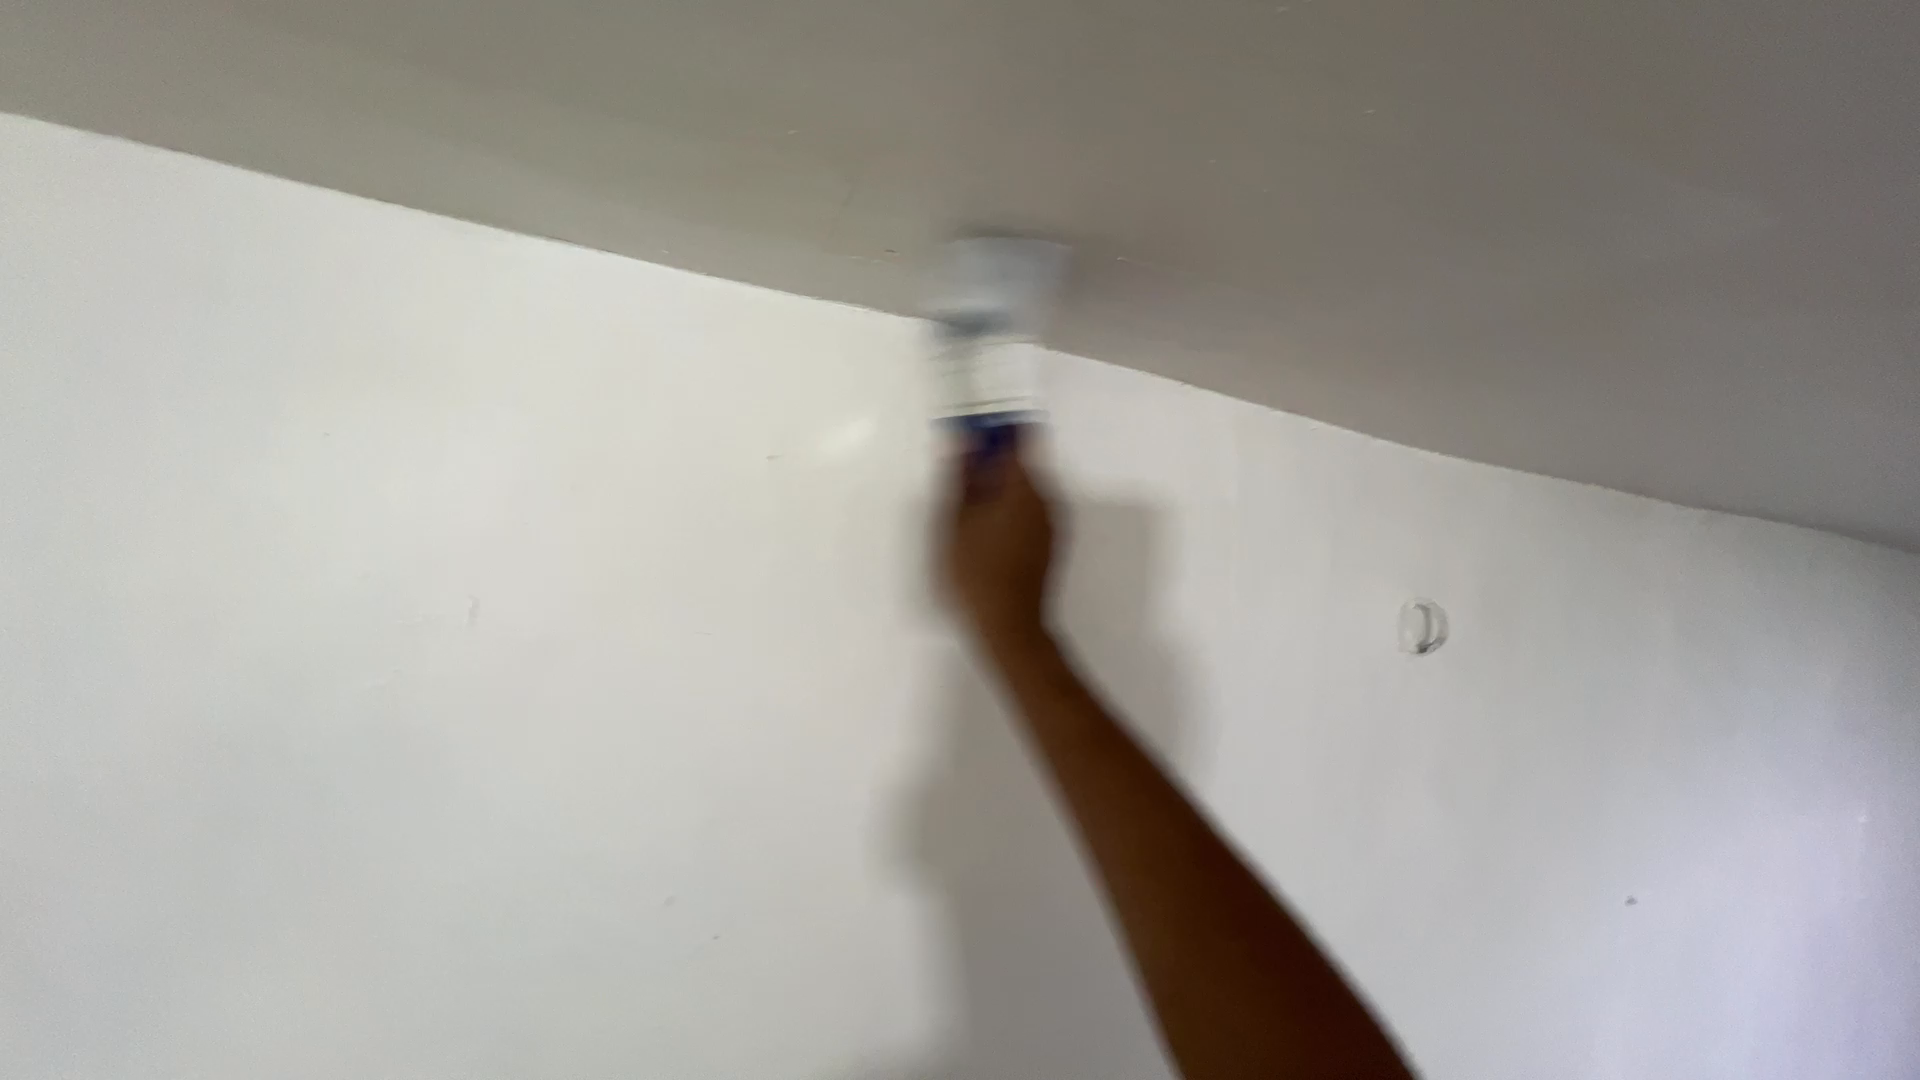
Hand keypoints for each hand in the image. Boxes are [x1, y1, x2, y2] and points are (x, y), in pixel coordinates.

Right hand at [938, 436, 1058, 645]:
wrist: (1009, 624)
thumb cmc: (976, 570)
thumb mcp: (955, 520)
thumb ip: (960, 475)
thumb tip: (962, 437)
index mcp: (1024, 486)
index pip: (1019, 438)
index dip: (996, 431)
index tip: (973, 434)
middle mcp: (1047, 498)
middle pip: (1024, 463)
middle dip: (995, 461)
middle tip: (962, 474)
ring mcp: (1052, 523)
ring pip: (1027, 489)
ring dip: (1002, 487)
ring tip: (969, 507)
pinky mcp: (1050, 543)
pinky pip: (1031, 511)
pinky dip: (1011, 509)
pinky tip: (987, 530)